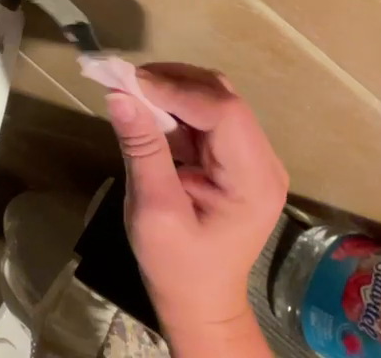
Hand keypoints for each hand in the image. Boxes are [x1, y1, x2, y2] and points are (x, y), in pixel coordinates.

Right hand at [104, 62, 287, 345]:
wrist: (198, 298)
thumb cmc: (177, 264)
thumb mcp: (154, 209)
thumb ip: (142, 149)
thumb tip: (118, 94)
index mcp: (253, 179)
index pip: (222, 110)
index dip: (174, 88)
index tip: (126, 85)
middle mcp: (262, 161)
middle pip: (221, 95)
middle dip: (170, 81)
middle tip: (122, 85)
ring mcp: (251, 157)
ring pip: (213, 96)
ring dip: (170, 88)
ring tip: (130, 95)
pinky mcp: (233, 156)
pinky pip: (205, 112)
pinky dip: (172, 102)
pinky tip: (145, 112)